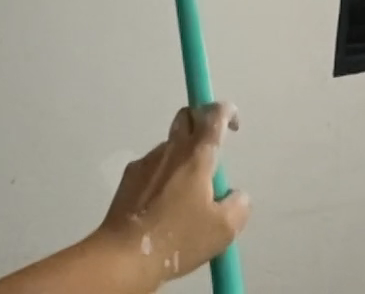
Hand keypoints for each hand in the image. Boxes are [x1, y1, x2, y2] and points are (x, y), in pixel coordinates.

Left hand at [94, 102, 249, 284]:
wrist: (125, 254)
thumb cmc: (178, 238)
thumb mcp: (223, 230)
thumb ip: (238, 206)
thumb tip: (237, 194)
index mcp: (197, 156)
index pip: (214, 115)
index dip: (227, 111)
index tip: (234, 123)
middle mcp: (172, 149)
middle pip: (187, 116)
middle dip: (201, 121)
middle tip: (211, 151)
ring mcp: (148, 160)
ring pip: (171, 146)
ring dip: (183, 157)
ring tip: (187, 197)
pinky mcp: (130, 175)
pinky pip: (154, 166)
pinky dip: (164, 176)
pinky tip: (164, 207)